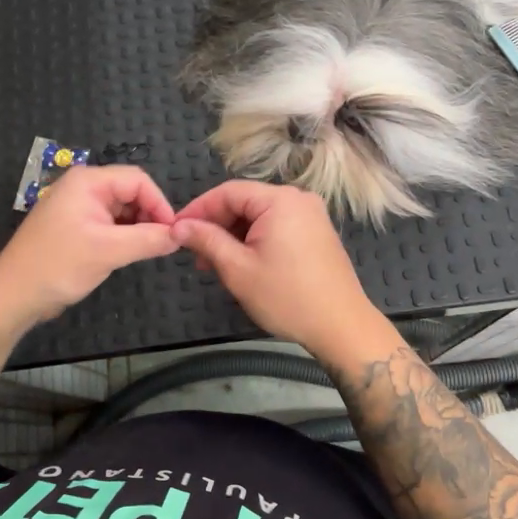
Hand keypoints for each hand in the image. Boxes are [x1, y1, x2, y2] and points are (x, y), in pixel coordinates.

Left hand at [0, 166, 179, 325]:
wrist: (14, 295)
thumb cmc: (59, 266)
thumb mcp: (109, 251)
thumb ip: (148, 239)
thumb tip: (180, 235)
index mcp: (88, 182)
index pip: (138, 180)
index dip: (159, 203)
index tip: (173, 232)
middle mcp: (83, 188)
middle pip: (130, 192)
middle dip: (149, 216)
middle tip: (163, 244)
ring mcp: (78, 208)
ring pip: (121, 210)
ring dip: (137, 228)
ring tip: (147, 252)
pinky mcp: (76, 227)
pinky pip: (109, 224)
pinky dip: (123, 237)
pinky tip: (128, 255)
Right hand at [171, 181, 396, 361]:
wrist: (341, 326)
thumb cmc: (286, 297)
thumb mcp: (238, 269)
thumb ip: (206, 240)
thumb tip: (178, 227)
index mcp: (280, 200)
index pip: (228, 192)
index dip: (198, 209)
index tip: (176, 231)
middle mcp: (298, 199)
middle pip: (245, 202)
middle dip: (217, 226)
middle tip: (195, 255)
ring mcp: (312, 215)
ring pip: (260, 216)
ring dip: (234, 236)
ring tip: (215, 265)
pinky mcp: (317, 233)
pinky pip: (277, 226)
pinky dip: (255, 240)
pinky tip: (242, 263)